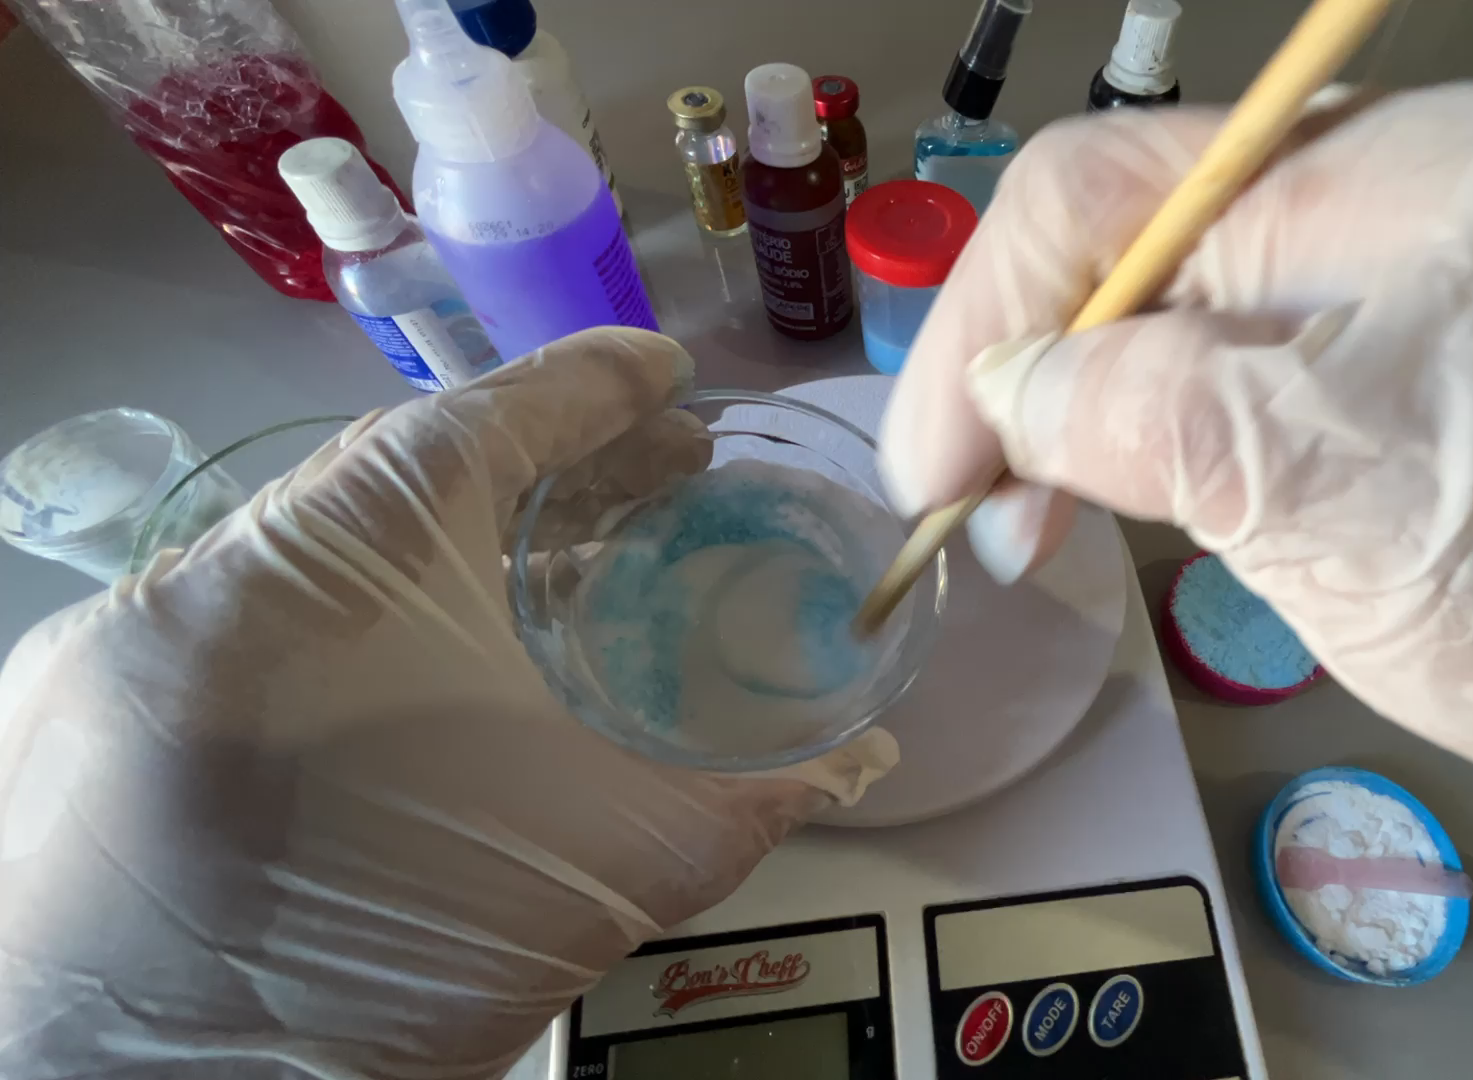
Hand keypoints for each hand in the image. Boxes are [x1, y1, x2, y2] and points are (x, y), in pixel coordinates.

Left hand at [0, 328, 895, 1077]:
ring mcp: (180, 624)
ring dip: (510, 500)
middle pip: (433, 461)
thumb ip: (751, 801)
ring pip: (379, 515)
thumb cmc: (404, 970)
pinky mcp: (155, 677)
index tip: (674, 369)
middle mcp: (247, 584)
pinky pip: (326, 573)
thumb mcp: (608, 872)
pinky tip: (517, 594)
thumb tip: (870, 759)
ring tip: (620, 510)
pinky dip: (439, 557)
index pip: (475, 429)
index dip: (584, 382)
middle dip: (574, 442)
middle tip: (681, 451)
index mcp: (345, 592)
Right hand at [881, 82, 1472, 936]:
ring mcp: (1324, 300)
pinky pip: (1166, 391)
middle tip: (960, 504)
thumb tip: (1001, 392)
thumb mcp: (1353, 498)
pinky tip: (1073, 508)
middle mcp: (1336, 212)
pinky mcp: (1317, 383)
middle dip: (1006, 382)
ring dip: (1045, 426)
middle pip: (1100, 261)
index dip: (984, 323)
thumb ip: (1154, 419)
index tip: (929, 461)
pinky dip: (1099, 452)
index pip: (1100, 200)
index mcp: (1365, 181)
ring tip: (1015, 528)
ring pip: (1122, 333)